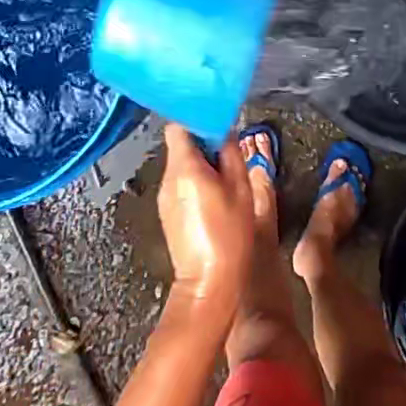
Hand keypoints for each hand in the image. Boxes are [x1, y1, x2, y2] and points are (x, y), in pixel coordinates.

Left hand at [156, 124, 254, 312]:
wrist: (208, 283)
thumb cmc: (228, 235)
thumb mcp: (241, 189)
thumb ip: (231, 154)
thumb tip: (225, 133)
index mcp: (184, 168)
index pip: (178, 127)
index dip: (197, 122)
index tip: (217, 129)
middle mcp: (167, 179)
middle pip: (179, 147)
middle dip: (202, 147)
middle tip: (227, 159)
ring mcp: (164, 198)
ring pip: (180, 168)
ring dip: (199, 167)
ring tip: (223, 185)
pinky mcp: (166, 213)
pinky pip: (179, 187)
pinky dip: (193, 185)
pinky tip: (212, 203)